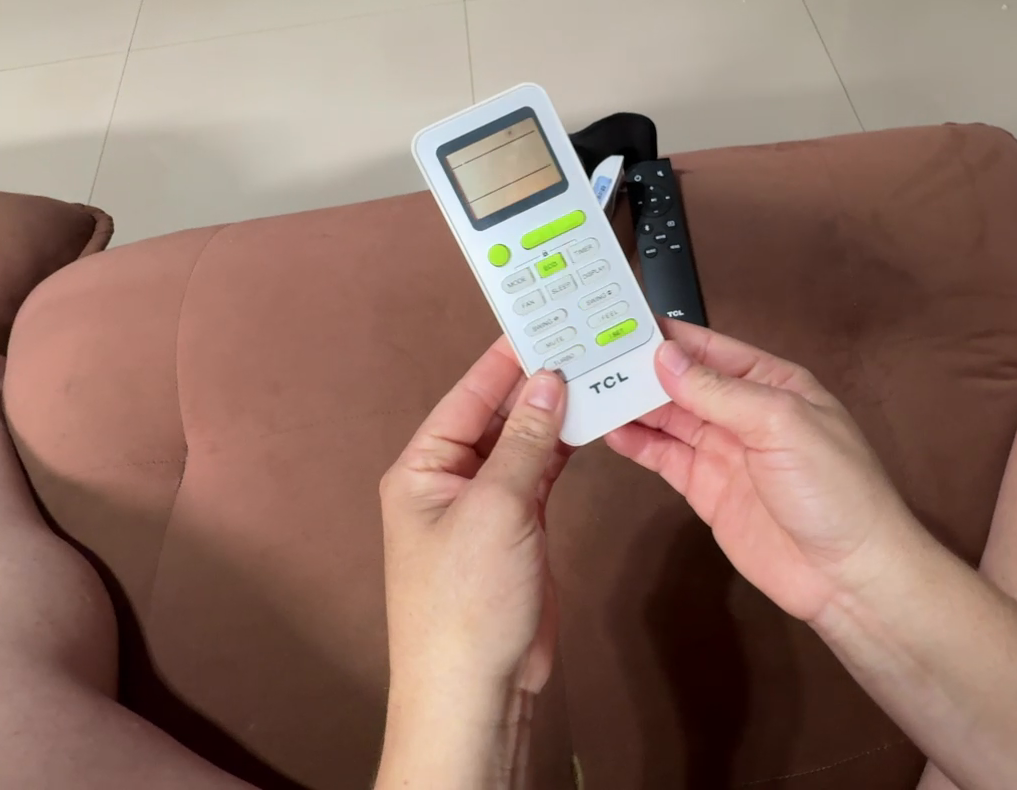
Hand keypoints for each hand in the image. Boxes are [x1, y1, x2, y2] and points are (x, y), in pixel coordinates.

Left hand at [378, 337, 571, 757]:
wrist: (477, 692)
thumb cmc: (464, 604)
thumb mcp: (496, 509)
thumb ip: (524, 441)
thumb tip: (546, 381)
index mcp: (424, 468)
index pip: (468, 396)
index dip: (504, 359)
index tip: (541, 324)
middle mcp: (451, 479)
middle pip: (497, 415)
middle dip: (536, 383)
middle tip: (579, 343)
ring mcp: (486, 502)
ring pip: (523, 441)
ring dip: (554, 413)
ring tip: (592, 373)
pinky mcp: (517, 524)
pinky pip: (540, 470)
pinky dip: (563, 447)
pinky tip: (589, 421)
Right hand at [606, 322, 926, 624]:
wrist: (848, 576)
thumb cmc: (834, 488)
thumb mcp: (781, 424)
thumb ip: (719, 391)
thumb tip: (665, 356)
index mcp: (770, 382)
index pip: (709, 348)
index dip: (667, 335)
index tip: (621, 322)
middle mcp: (743, 410)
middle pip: (682, 381)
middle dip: (641, 368)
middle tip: (591, 356)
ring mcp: (723, 450)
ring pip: (668, 417)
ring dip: (633, 403)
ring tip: (590, 388)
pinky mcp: (706, 488)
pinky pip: (665, 457)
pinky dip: (638, 443)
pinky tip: (610, 431)